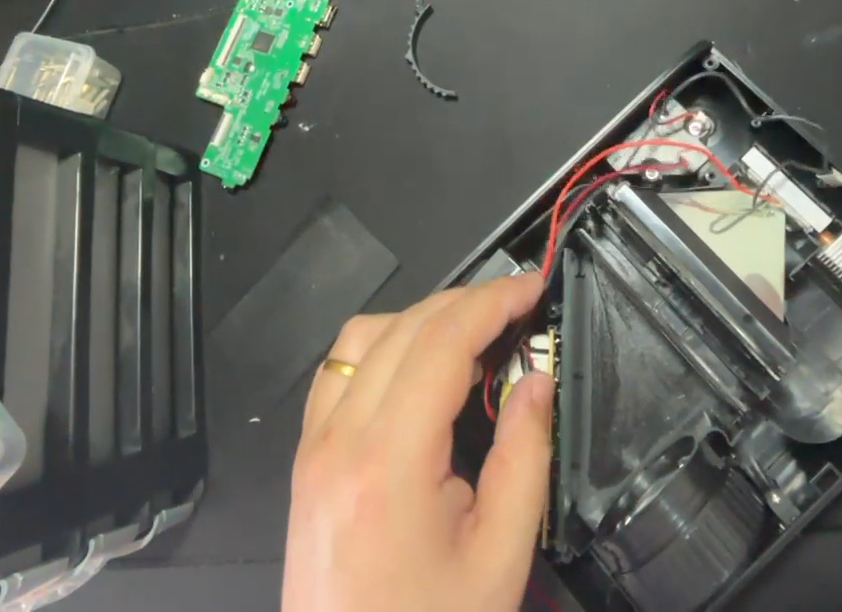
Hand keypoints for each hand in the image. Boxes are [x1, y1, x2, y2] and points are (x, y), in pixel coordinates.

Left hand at [283, 273, 554, 611]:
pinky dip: (383, 342)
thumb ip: (524, 456)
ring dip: (422, 316)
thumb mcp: (500, 554)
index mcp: (388, 460)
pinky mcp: (305, 456)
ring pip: (364, 336)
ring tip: (474, 330)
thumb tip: (536, 377)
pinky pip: (339, 369)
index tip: (531, 287)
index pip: (441, 342)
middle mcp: (338, 437)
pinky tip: (417, 360)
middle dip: (466, 301)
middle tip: (516, 304)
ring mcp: (313, 444)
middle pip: (403, 328)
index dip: (492, 302)